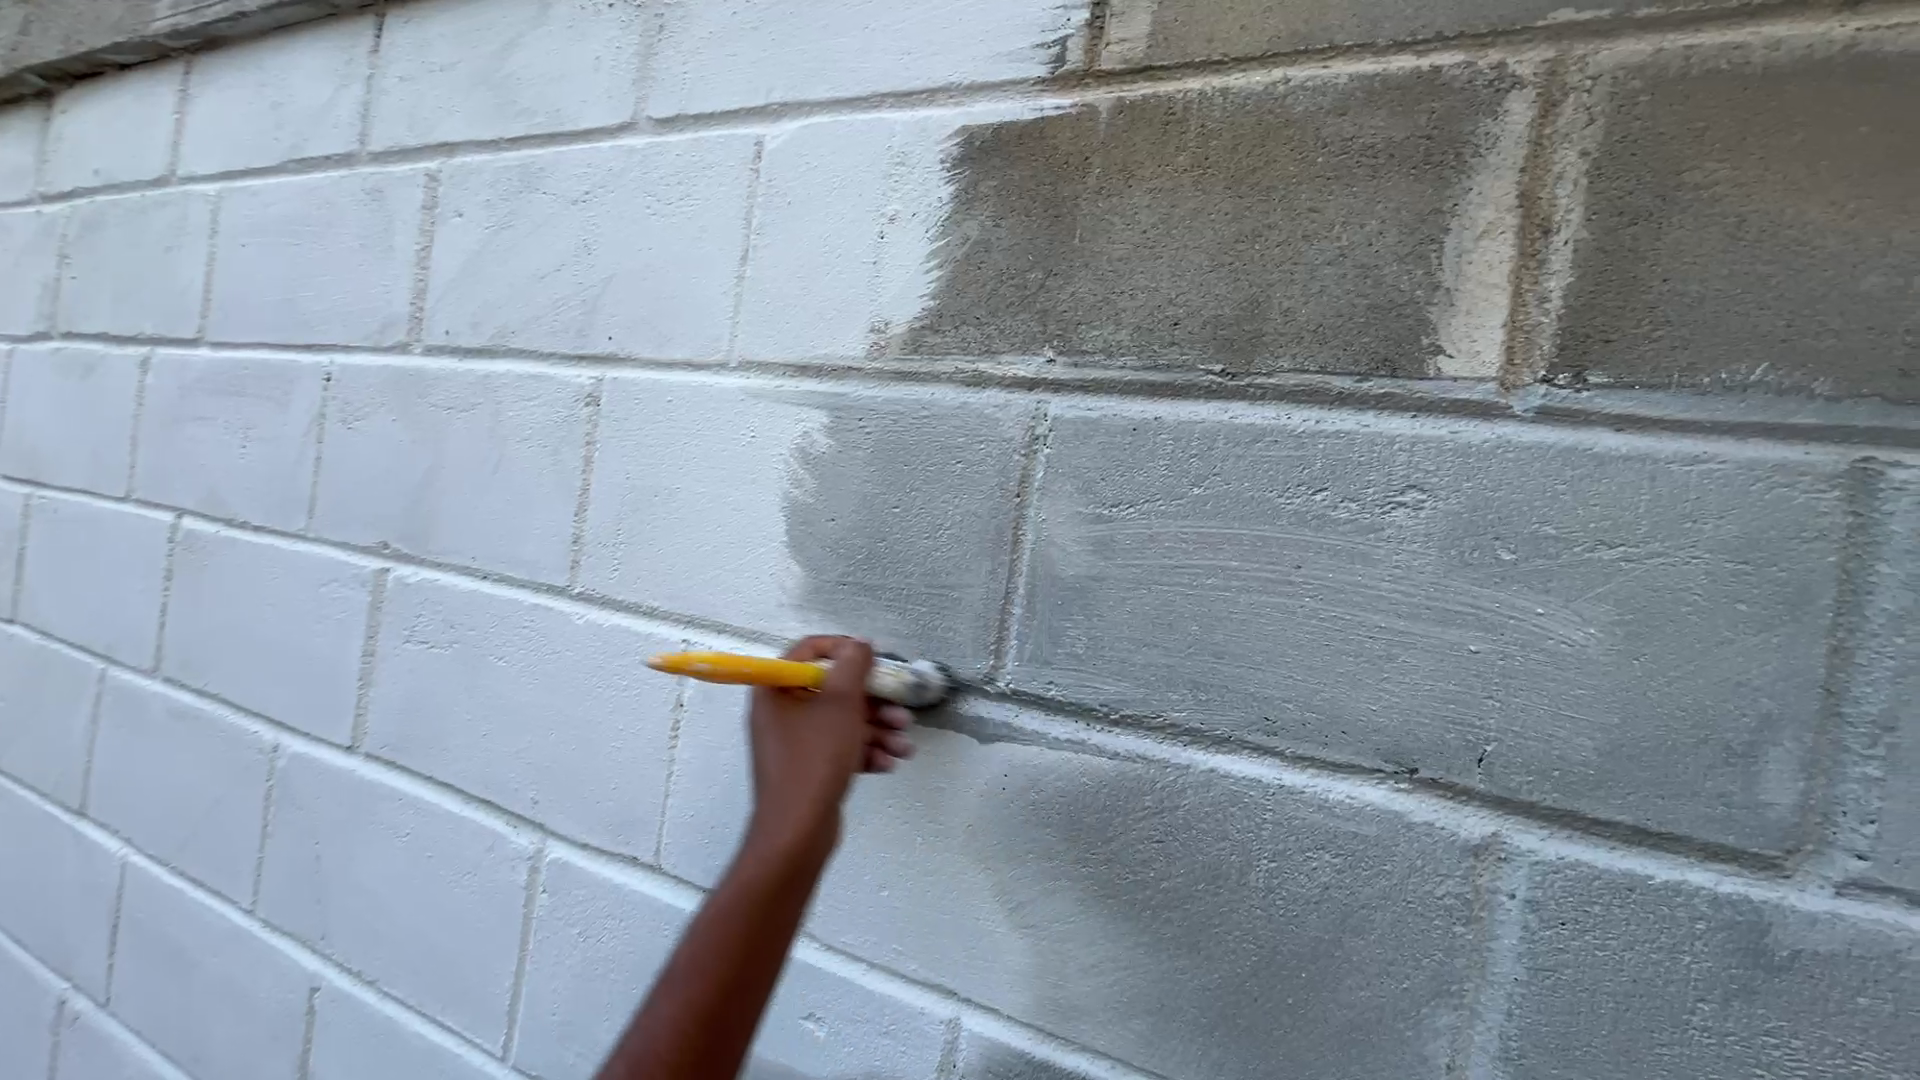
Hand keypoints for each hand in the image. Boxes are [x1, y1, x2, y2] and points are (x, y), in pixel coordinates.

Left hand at [744, 636, 914, 852]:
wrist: (797, 831)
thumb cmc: (814, 757)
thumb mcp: (840, 703)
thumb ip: (853, 665)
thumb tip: (860, 644)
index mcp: (775, 689)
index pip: (809, 651)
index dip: (844, 649)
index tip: (874, 659)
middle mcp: (780, 712)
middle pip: (833, 690)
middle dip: (874, 702)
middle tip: (901, 711)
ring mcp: (794, 743)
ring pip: (843, 722)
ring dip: (878, 730)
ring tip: (905, 745)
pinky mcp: (808, 769)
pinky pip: (840, 749)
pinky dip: (865, 753)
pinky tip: (889, 764)